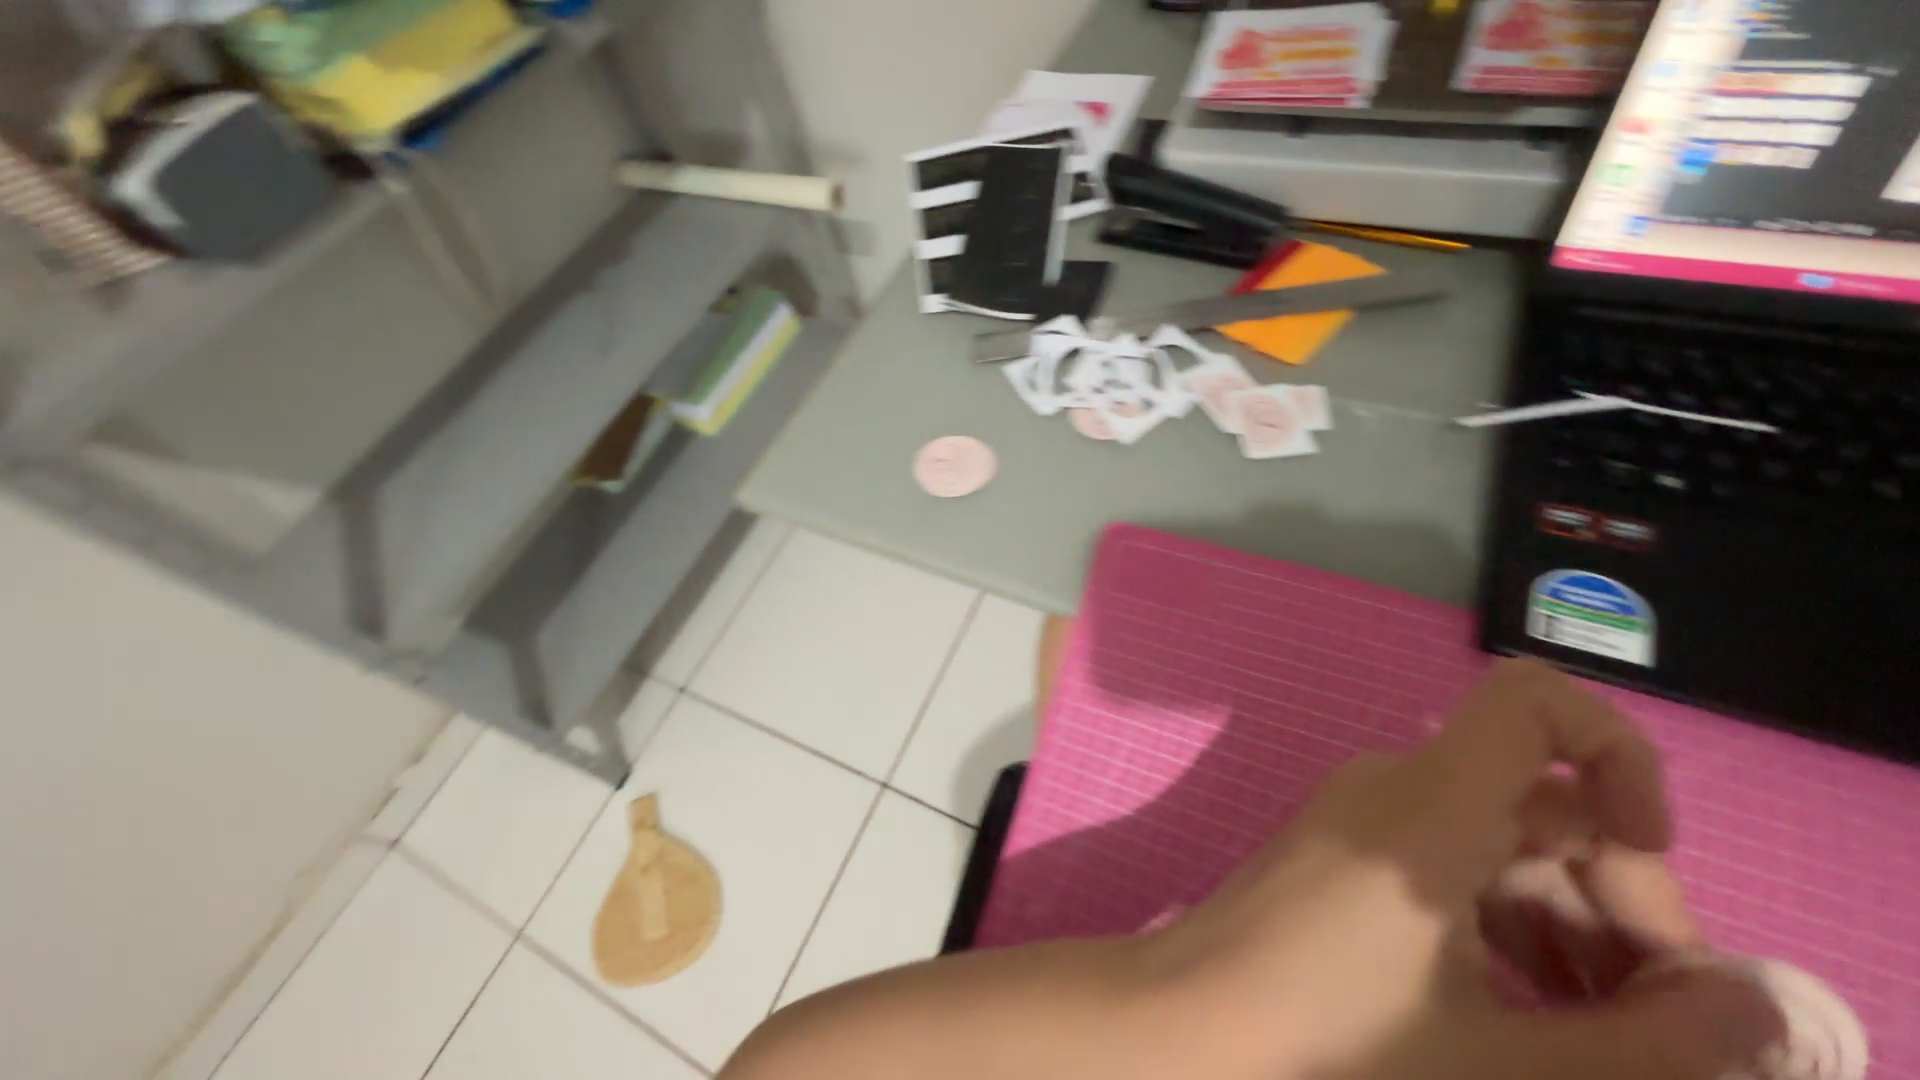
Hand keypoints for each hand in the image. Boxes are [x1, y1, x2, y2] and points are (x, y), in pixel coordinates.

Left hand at [1139, 658, 1784, 1078]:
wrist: (1185, 1028)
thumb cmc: (1333, 1042)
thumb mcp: (1506, 1059)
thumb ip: (1648, 1042)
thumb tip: (1760, 1010)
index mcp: (1430, 803)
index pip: (1531, 699)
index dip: (1615, 750)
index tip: (1650, 847)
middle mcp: (1396, 789)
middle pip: (1540, 797)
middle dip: (1620, 894)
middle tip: (1666, 1014)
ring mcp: (1365, 818)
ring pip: (1499, 838)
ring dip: (1569, 920)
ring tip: (1611, 1032)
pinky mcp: (1348, 853)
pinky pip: (1449, 861)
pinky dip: (1506, 919)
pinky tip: (1537, 1010)